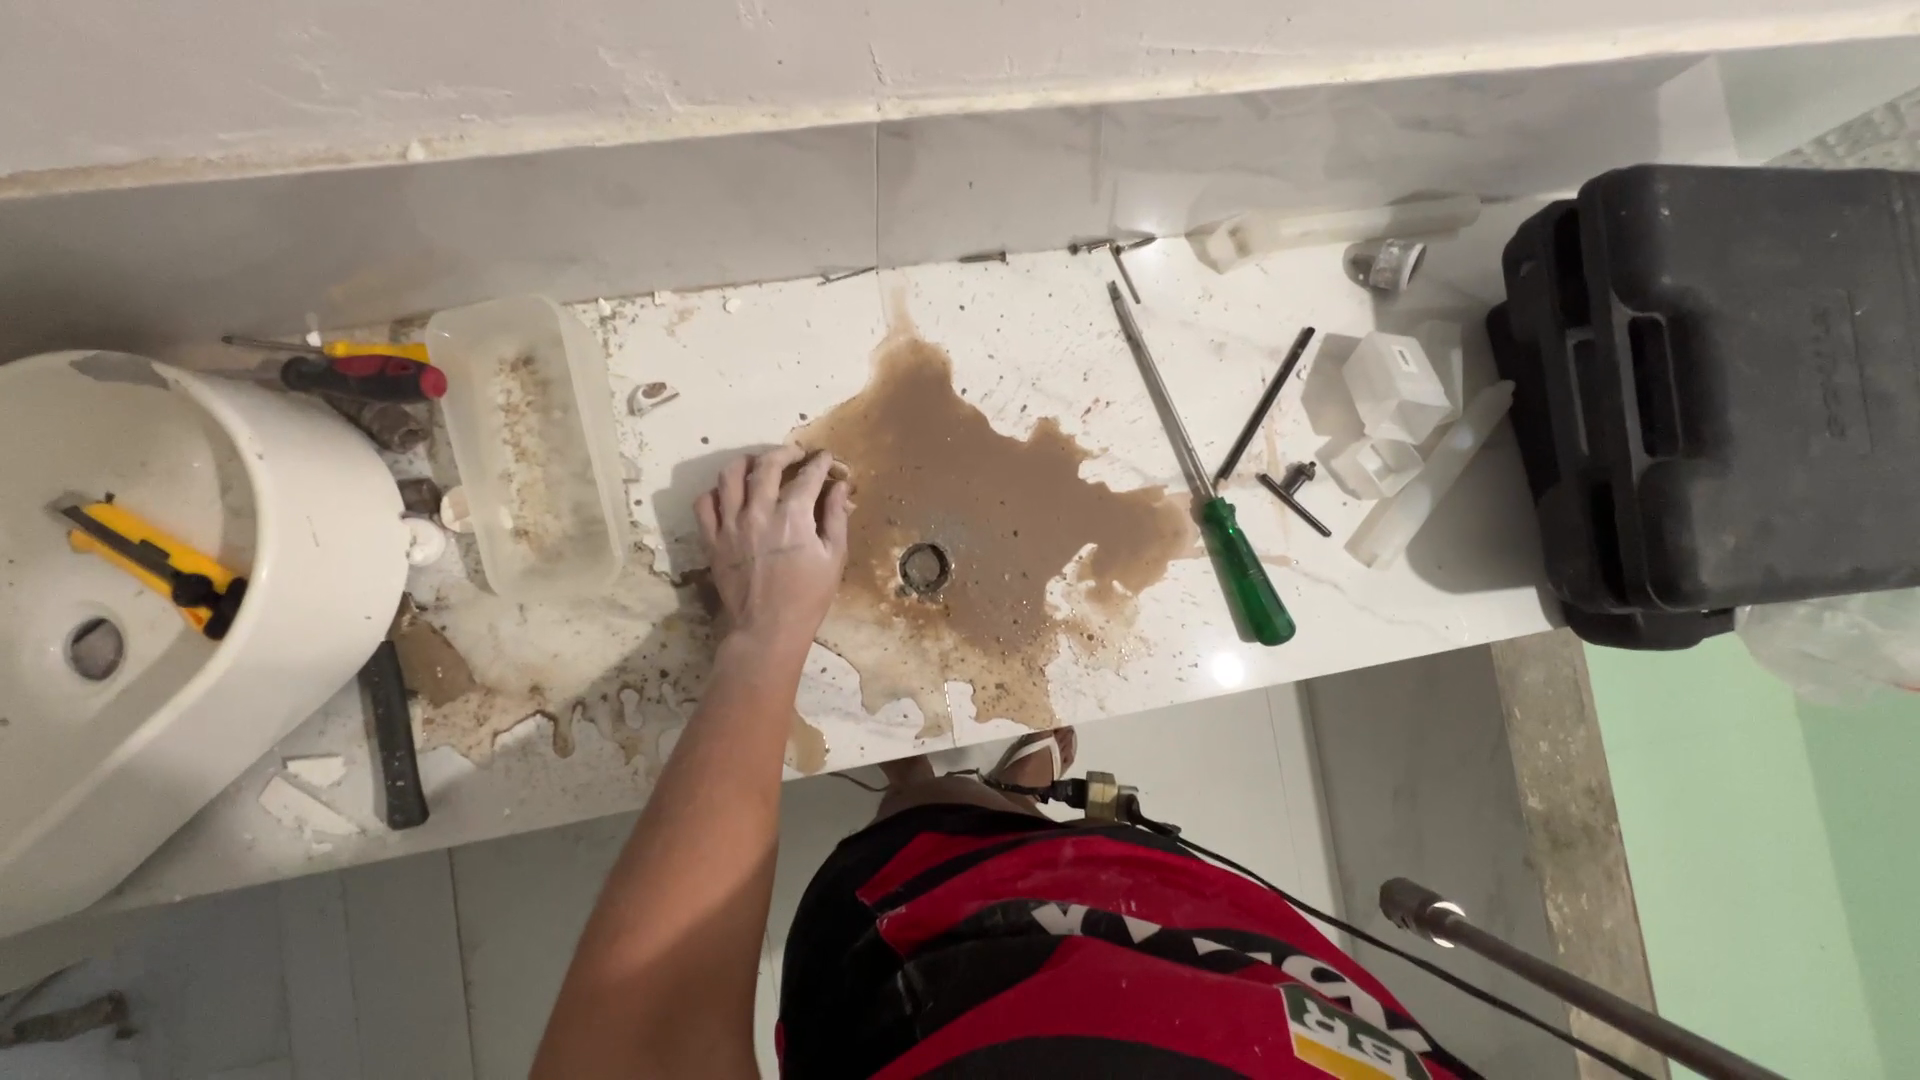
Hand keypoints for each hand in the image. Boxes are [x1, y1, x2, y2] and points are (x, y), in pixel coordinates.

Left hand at [695, 447, 851, 655]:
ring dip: (747, 463)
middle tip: (796, 455)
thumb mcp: (834, 557)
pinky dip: (716, 492)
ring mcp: (730, 525)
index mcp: (793, 517)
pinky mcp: (711, 540)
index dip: (820, 463)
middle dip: (785, 453)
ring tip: (758, 465)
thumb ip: (836, 517)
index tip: (826, 459)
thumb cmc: (808, 596)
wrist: (768, 629)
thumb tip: (840, 487)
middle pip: (767, 465)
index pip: (808, 476)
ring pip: (729, 476)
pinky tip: (729, 495)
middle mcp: (758, 512)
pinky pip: (704, 504)